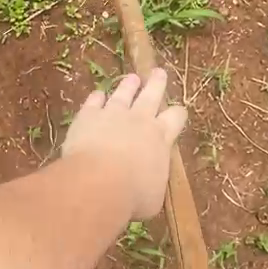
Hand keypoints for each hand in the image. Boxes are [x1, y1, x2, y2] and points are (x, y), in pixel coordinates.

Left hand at [60, 69, 186, 220]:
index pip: (175, 118)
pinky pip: (94, 101)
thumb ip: (153, 181)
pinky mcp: (88, 116)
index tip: (179, 111)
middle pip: (151, 96)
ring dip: (128, 85)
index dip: (177, 114)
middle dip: (157, 84)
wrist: (99, 183)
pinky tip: (97, 94)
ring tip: (132, 78)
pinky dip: (97, 97)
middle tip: (159, 72)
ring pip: (123, 94)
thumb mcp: (153, 196)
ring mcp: (113, 114)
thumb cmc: (133, 195)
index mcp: (161, 138)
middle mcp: (140, 121)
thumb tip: (149, 184)